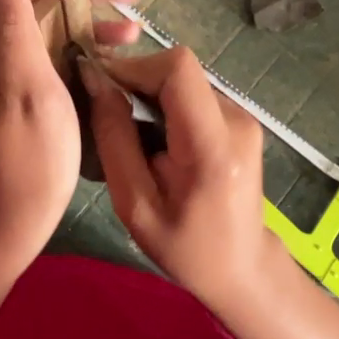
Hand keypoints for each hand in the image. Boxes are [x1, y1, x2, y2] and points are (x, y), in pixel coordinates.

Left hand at [0, 0, 140, 257]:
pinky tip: (121, 40)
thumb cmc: (29, 156)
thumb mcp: (27, 87)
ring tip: (136, 7)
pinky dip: (90, 34)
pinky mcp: (28, 77)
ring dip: (93, 4)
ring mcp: (11, 58)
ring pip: (54, 11)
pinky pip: (59, 39)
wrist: (17, 216)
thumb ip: (13, 24)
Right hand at [84, 46, 290, 308]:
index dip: (134, 67)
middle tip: (106, 111)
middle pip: (177, 69)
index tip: (102, 88)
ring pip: (181, 78)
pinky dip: (163, 102)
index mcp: (213, 146)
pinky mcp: (237, 117)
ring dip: (147, 92)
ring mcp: (241, 116)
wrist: (243, 270)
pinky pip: (190, 91)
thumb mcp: (134, 204)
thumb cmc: (185, 247)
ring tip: (128, 129)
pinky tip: (152, 135)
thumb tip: (95, 80)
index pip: (177, 68)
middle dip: (135, 81)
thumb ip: (114, 138)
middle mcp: (236, 119)